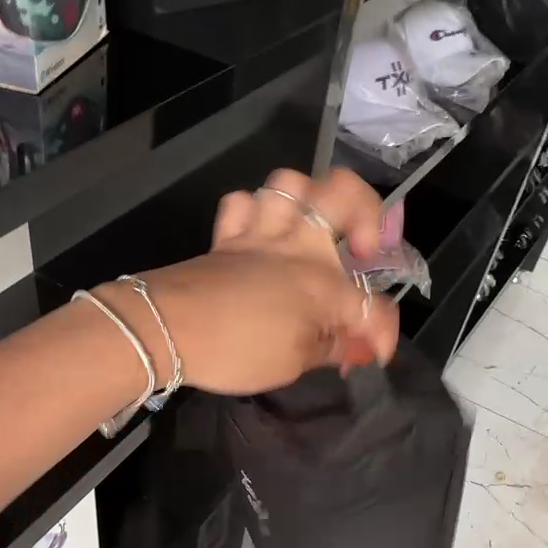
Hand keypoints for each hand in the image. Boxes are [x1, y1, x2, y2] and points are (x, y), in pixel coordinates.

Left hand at [103, 168, 401, 396]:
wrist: (165, 329)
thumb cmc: (236, 351)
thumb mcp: (294, 364)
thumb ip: (332, 348)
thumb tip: (360, 348)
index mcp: (324, 283)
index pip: (373, 305)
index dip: (383, 335)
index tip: (375, 357)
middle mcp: (298, 247)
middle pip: (344, 193)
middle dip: (366, 211)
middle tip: (362, 247)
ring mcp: (258, 237)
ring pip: (289, 184)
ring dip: (306, 199)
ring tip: (310, 229)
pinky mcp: (225, 240)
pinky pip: (240, 204)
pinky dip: (252, 212)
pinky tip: (258, 233)